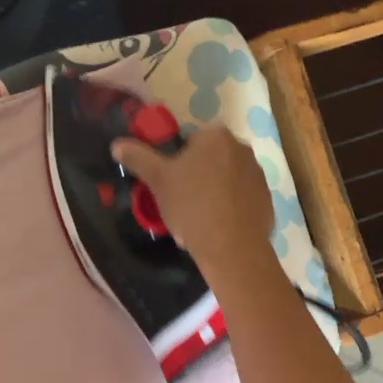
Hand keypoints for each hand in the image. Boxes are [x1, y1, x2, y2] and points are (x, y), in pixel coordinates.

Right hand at [112, 128, 276, 271]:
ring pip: (225, 179)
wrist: (231, 247)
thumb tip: (116, 144)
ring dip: (213, 193)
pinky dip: (230, 208)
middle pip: (209, 160)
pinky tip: (218, 227)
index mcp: (214, 135)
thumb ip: (138, 158)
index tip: (170, 188)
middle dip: (196, 177)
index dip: (175, 166)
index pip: (188, 143)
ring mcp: (257, 173)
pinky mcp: (266, 198)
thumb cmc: (191, 207)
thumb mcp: (158, 181)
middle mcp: (241, 146)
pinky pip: (241, 198)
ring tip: (200, 220)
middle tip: (181, 205)